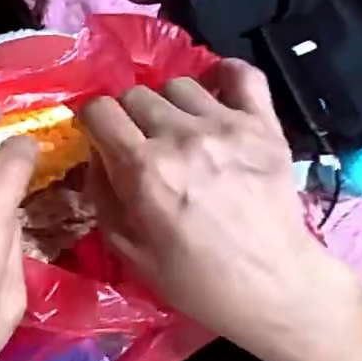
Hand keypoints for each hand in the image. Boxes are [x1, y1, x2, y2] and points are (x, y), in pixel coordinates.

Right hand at [79, 60, 361, 360]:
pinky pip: (242, 75)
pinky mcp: (264, 126)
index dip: (91, 121)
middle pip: (135, 94)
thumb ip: (102, 193)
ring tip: (176, 130)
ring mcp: (227, 126)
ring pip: (178, 84)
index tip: (98, 136)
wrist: (270, 286)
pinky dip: (223, 76)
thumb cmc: (192, 277)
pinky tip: (213, 95)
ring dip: (167, 104)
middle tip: (137, 143)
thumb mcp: (126, 248)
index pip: (100, 111)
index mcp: (144, 169)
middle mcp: (182, 137)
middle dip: (126, 116)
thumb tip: (98, 153)